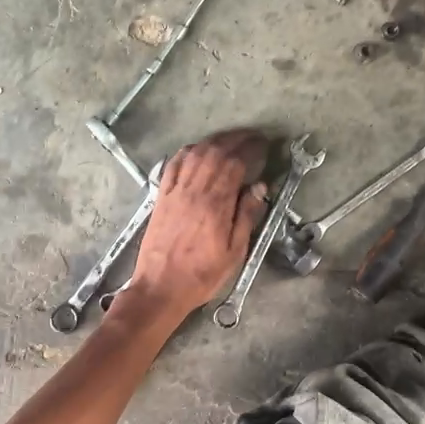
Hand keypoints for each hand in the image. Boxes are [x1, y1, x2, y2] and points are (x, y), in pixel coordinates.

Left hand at [121, 130, 270, 321]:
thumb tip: (259, 187)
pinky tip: (195, 149)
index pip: (235, 164)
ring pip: (194, 154)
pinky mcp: (161, 197)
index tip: (264, 144)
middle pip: (215, 152)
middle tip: (251, 136)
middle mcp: (194, 191)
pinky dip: (186, 152)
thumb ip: (246, 216)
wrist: (160, 287)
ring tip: (229, 138)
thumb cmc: (202, 274)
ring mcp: (175, 192)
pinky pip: (173, 165)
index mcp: (215, 204)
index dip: (250, 149)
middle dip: (235, 139)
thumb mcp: (234, 252)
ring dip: (213, 141)